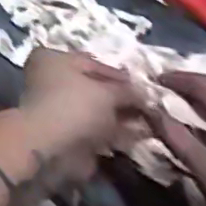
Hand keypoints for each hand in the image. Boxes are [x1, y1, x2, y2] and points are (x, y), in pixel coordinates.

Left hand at [16, 49, 142, 156]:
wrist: (54, 146)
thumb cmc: (76, 105)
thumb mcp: (106, 92)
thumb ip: (126, 91)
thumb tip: (143, 94)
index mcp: (53, 59)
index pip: (91, 63)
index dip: (118, 75)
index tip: (144, 88)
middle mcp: (53, 79)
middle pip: (94, 87)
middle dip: (122, 98)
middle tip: (150, 108)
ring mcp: (61, 107)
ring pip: (98, 110)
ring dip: (123, 117)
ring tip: (152, 124)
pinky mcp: (69, 132)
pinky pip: (98, 129)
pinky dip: (118, 132)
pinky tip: (142, 137)